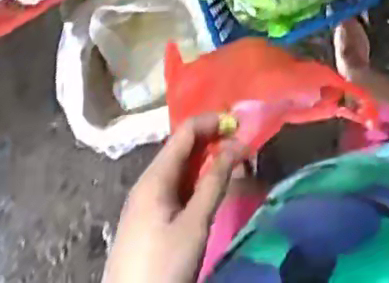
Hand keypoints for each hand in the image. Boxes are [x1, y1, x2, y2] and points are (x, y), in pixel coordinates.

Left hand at [103, 115, 245, 282]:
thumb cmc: (163, 266)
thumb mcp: (194, 225)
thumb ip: (214, 182)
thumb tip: (236, 145)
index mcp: (155, 176)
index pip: (185, 132)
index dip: (212, 122)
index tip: (241, 124)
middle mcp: (148, 181)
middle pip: (181, 148)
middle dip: (212, 140)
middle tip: (242, 143)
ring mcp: (146, 202)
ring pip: (179, 169)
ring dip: (206, 161)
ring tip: (233, 162)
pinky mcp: (148, 221)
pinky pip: (175, 188)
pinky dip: (196, 180)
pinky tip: (210, 189)